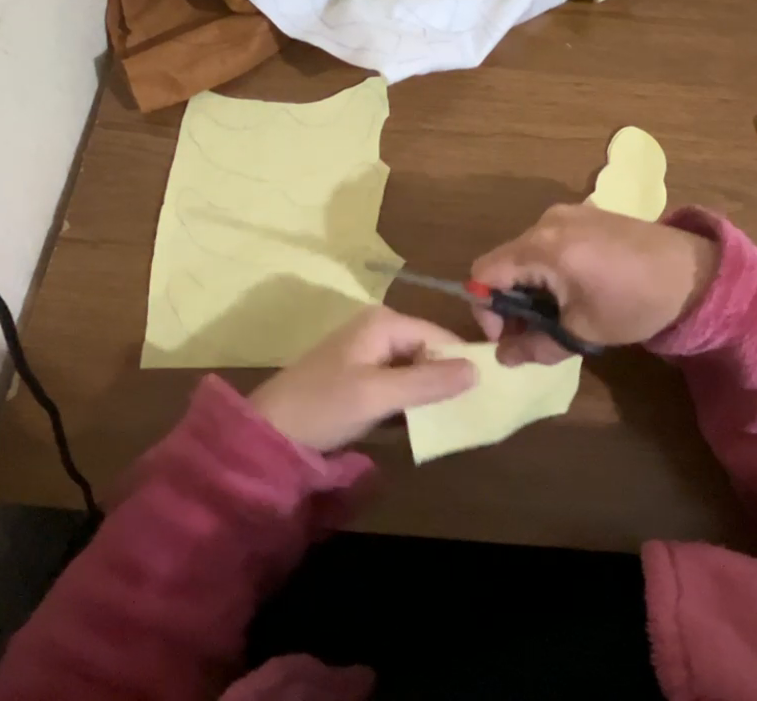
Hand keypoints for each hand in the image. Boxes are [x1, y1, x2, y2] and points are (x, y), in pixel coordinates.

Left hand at [249, 306, 477, 451]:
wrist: (269, 432)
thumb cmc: (324, 406)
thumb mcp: (378, 395)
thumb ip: (427, 382)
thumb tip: (477, 369)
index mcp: (383, 323)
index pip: (439, 334)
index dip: (462, 360)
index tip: (487, 391)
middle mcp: (377, 330)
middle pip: (428, 349)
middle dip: (447, 377)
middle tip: (473, 408)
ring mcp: (367, 353)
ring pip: (414, 368)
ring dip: (430, 392)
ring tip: (456, 417)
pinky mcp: (360, 378)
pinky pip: (398, 383)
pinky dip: (411, 400)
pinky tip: (424, 421)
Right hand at [470, 203, 719, 366]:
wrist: (695, 274)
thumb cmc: (635, 304)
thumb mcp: (582, 331)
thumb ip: (535, 345)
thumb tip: (505, 358)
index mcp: (542, 248)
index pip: (484, 274)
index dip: (485, 309)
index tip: (507, 338)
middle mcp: (547, 222)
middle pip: (504, 262)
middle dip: (509, 302)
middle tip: (531, 334)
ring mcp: (567, 213)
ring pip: (526, 253)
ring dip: (529, 287)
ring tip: (556, 315)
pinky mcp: (585, 214)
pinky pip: (548, 243)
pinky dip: (547, 270)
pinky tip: (574, 291)